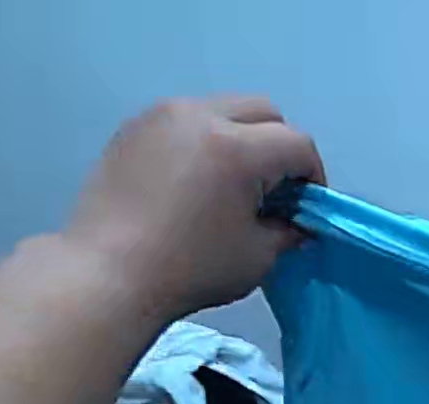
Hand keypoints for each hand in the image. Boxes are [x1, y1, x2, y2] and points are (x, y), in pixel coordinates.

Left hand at [61, 96, 325, 320]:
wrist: (114, 268)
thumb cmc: (197, 266)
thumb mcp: (260, 255)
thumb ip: (288, 229)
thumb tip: (299, 222)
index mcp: (237, 150)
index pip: (298, 144)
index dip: (314, 176)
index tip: (308, 208)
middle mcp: (200, 116)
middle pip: (264, 112)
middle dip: (283, 149)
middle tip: (280, 191)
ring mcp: (163, 116)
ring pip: (225, 109)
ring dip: (246, 141)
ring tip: (240, 187)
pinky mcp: (137, 127)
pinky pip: (190, 120)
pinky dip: (210, 143)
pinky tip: (203, 184)